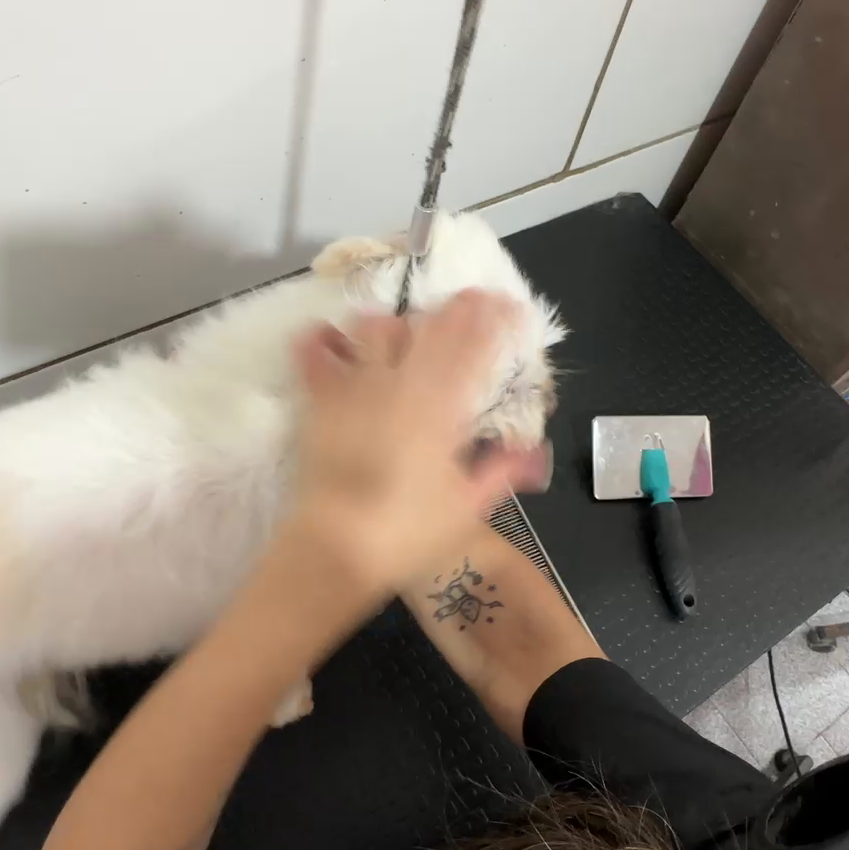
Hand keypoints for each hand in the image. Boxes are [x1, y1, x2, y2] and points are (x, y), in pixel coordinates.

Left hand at [285, 290, 544, 597]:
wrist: (339, 547)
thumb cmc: (407, 533)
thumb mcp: (466, 508)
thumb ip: (499, 472)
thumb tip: (533, 453)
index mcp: (444, 409)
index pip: (475, 347)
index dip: (496, 319)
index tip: (509, 307)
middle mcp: (403, 386)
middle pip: (432, 327)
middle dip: (457, 308)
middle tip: (472, 301)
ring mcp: (358, 388)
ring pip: (376, 328)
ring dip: (393, 321)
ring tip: (401, 327)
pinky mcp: (320, 401)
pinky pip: (315, 356)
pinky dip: (321, 340)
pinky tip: (326, 334)